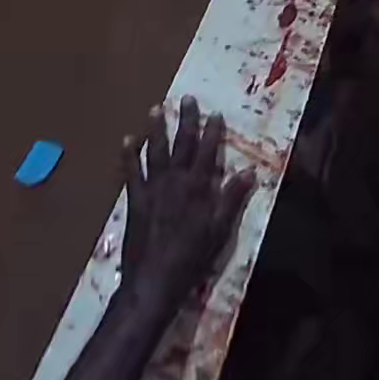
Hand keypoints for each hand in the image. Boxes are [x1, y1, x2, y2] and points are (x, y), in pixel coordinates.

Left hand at [118, 97, 252, 321]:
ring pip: (156, 150)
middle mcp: (176, 179)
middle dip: (186, 119)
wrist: (153, 281)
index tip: (216, 113)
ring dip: (157, 129)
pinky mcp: (135, 198)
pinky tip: (127, 140)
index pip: (208, 150)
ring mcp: (153, 187)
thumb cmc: (192, 257)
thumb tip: (251, 171)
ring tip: (156, 109)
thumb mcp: (220, 229)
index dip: (213, 131)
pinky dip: (129, 155)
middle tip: (187, 98)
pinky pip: (131, 171)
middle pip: (182, 143)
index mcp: (198, 186)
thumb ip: (233, 198)